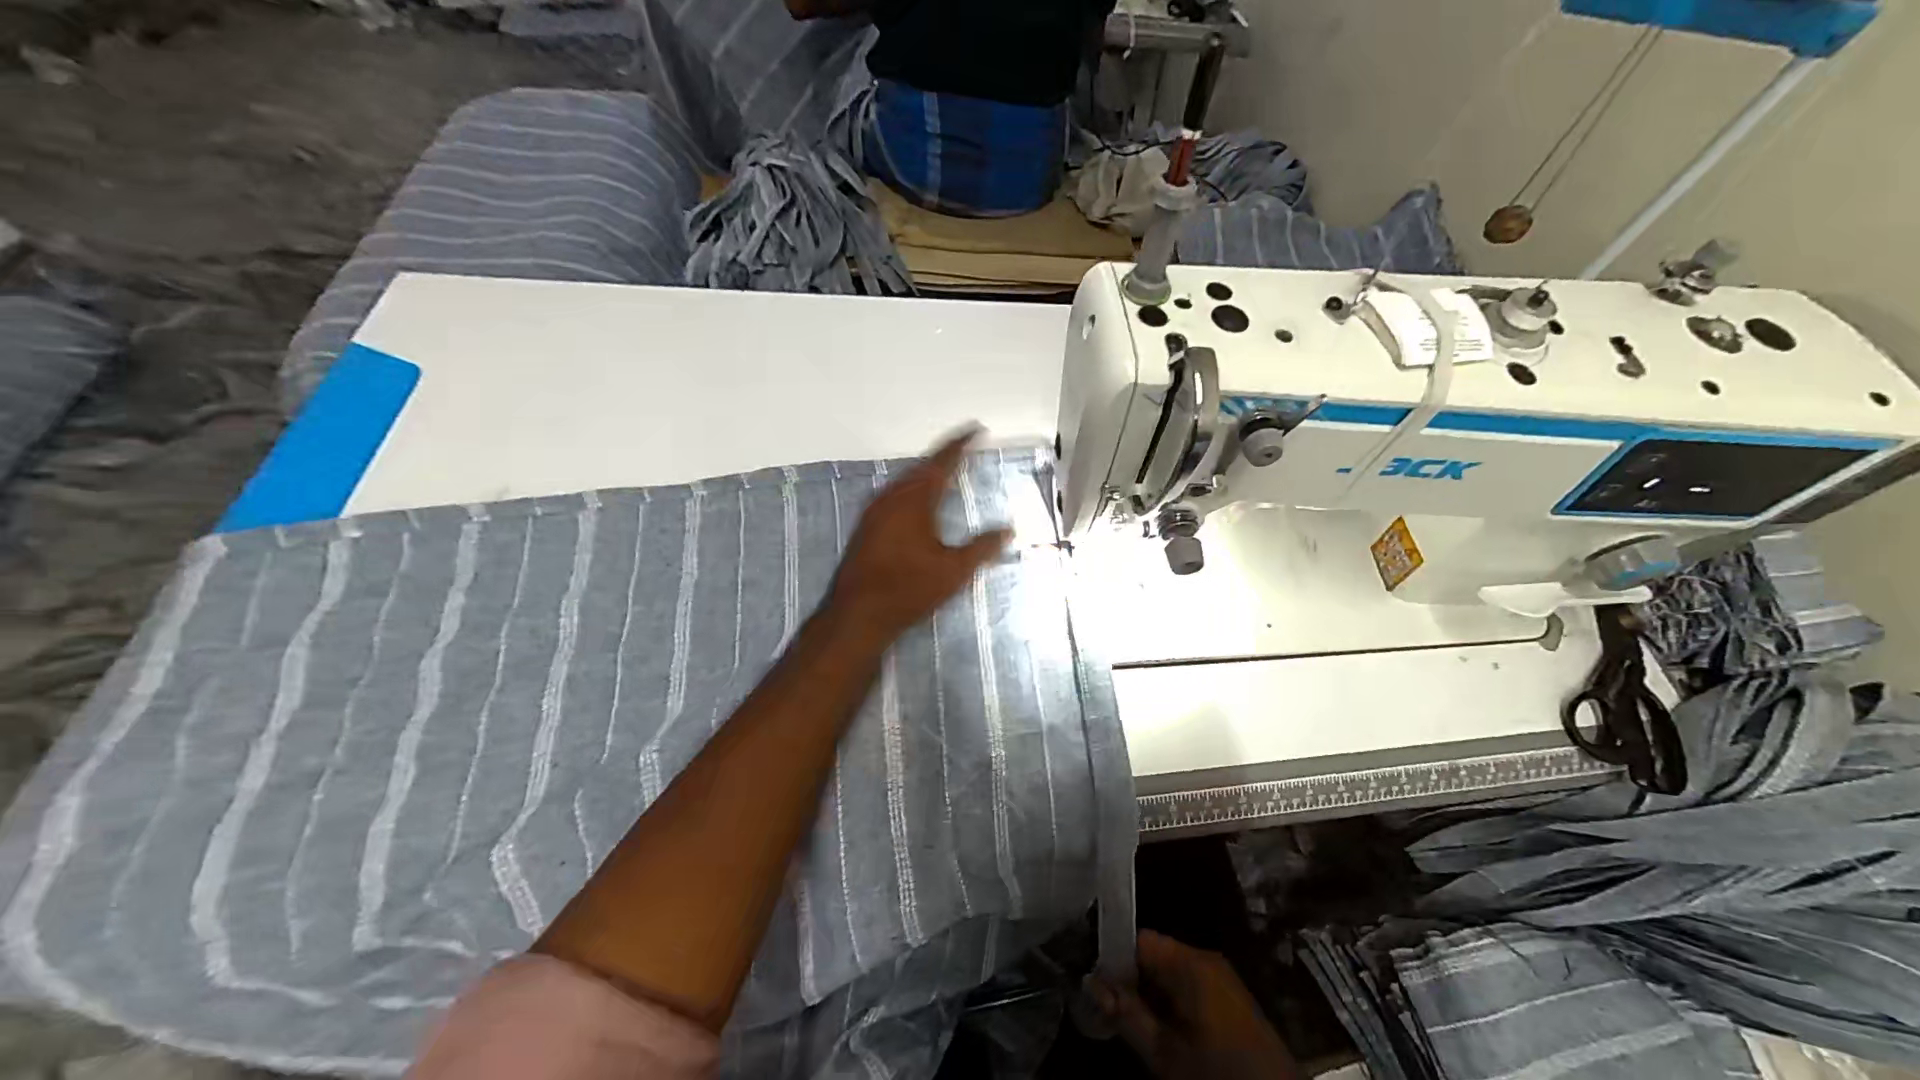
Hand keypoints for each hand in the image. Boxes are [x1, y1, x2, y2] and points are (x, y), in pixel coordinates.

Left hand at [826, 428, 1009, 647]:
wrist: (858, 614)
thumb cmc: (909, 590)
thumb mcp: (953, 570)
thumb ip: (982, 547)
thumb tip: (1007, 530)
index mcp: (915, 500)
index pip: (942, 462)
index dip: (960, 444)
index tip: (976, 429)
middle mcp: (891, 498)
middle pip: (920, 467)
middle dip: (943, 457)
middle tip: (963, 449)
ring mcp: (873, 512)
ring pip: (903, 481)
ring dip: (925, 473)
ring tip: (944, 472)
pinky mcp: (865, 528)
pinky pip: (892, 495)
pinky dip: (910, 489)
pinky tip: (915, 503)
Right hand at [1089, 931, 1301, 1079]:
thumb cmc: (1220, 1076)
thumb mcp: (1166, 1054)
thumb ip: (1126, 1014)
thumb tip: (1090, 982)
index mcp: (1190, 962)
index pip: (1136, 938)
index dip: (1110, 956)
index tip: (1090, 981)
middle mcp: (1205, 959)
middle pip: (1151, 953)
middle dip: (1126, 977)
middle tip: (1104, 1008)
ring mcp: (1219, 977)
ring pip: (1166, 971)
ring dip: (1146, 992)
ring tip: (1126, 1020)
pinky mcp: (1228, 997)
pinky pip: (1185, 985)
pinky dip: (1166, 1001)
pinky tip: (1157, 1029)